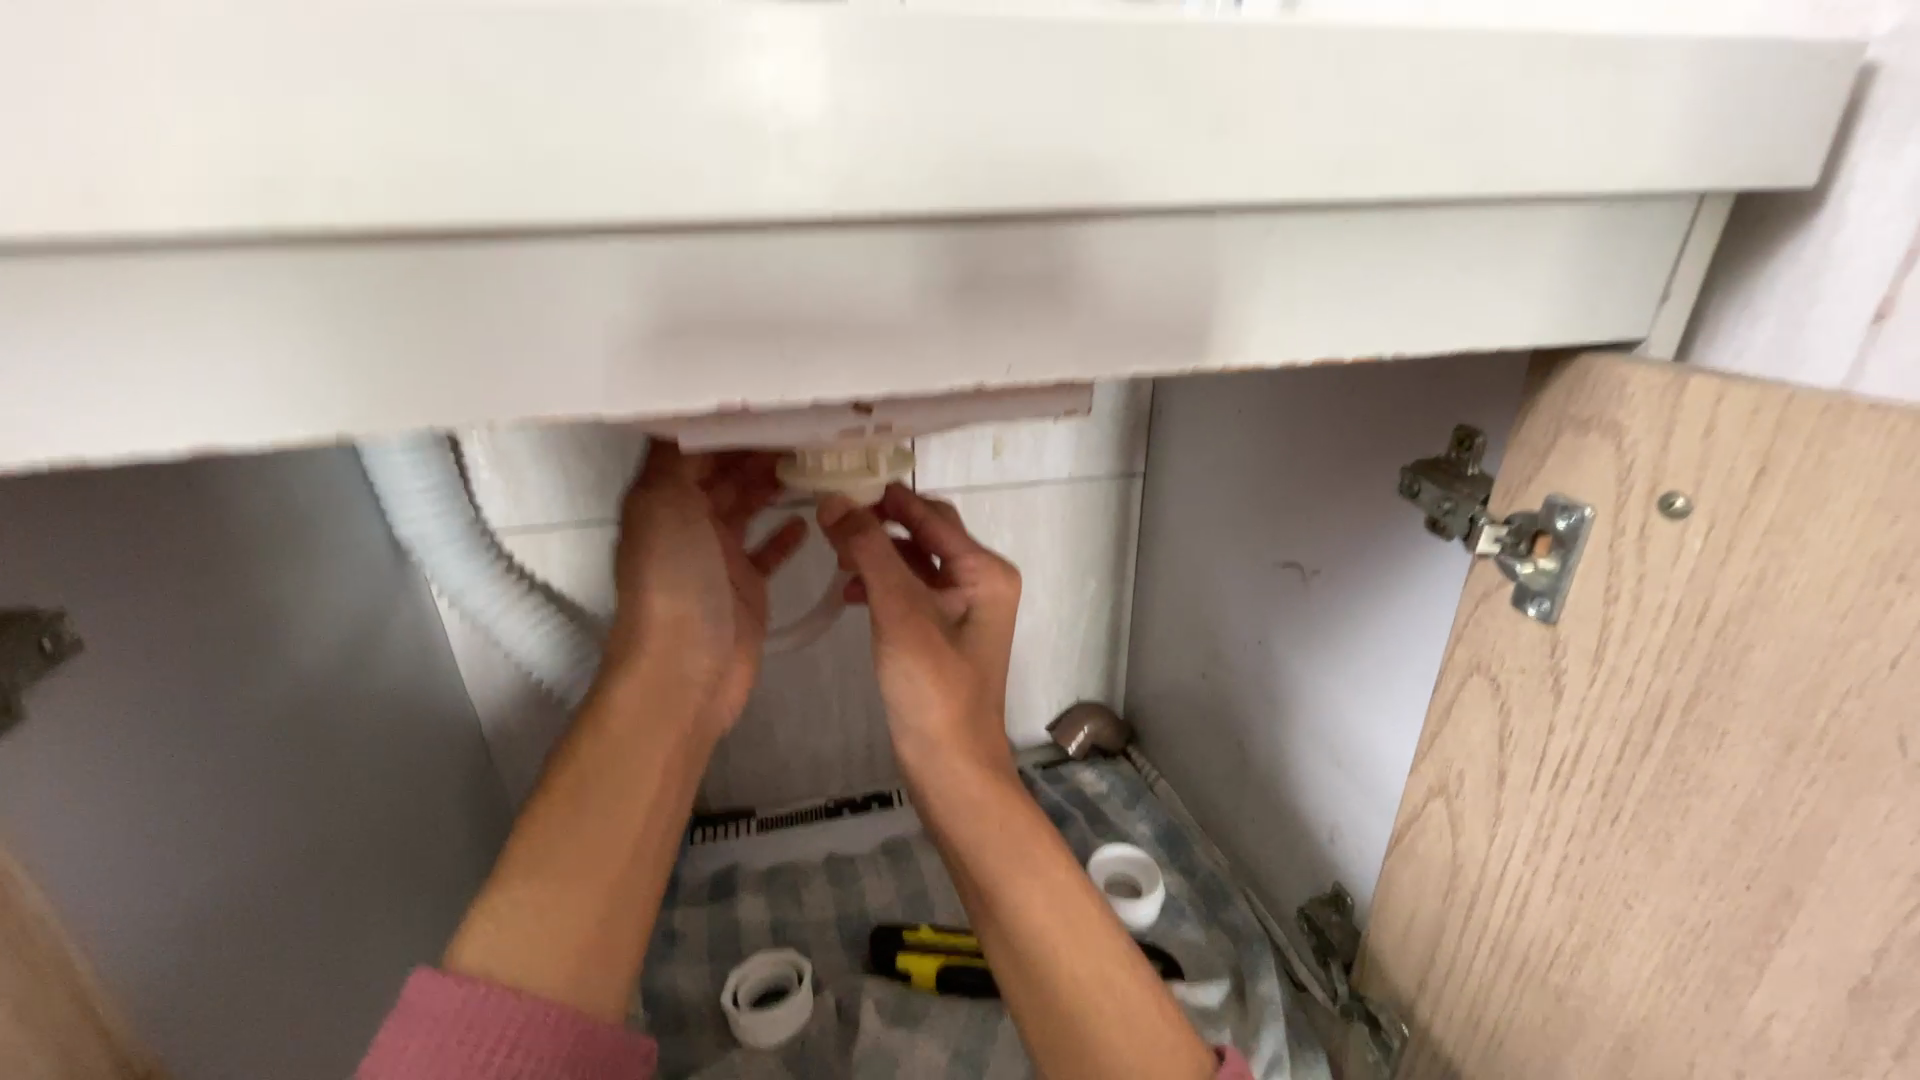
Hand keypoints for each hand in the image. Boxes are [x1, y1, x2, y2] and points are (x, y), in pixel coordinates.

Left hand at [604, 444, 806, 732]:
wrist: (686, 668)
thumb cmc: (674, 582)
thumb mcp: (664, 504)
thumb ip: (678, 457)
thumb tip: (695, 416)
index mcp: (663, 498)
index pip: (697, 448)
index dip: (731, 427)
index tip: (776, 406)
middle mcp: (687, 522)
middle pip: (725, 475)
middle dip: (759, 451)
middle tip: (808, 430)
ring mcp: (718, 556)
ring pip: (748, 507)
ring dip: (774, 485)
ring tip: (814, 463)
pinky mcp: (745, 586)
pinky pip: (768, 551)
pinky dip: (785, 535)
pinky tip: (808, 519)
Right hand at [816, 484, 1020, 776]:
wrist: (950, 766)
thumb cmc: (932, 688)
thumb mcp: (900, 612)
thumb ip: (869, 551)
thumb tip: (833, 500)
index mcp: (985, 570)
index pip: (930, 515)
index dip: (885, 497)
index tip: (838, 482)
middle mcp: (980, 581)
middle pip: (924, 534)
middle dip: (879, 526)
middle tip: (830, 521)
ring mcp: (962, 608)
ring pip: (913, 563)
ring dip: (876, 555)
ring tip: (834, 557)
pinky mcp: (941, 633)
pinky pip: (909, 592)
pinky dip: (880, 586)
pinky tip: (849, 592)